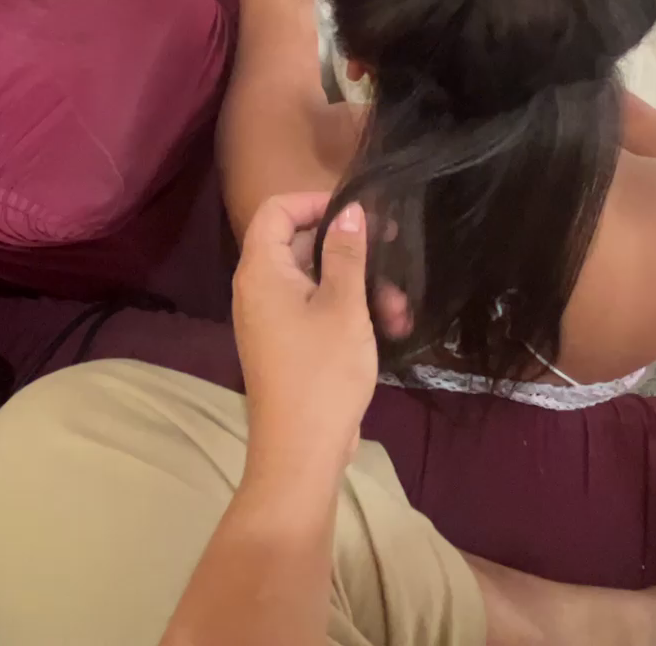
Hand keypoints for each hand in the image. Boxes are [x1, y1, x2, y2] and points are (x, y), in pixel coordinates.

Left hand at [232, 193, 376, 481]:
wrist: (301, 453)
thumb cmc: (322, 371)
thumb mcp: (343, 305)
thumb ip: (345, 252)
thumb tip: (349, 209)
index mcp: (261, 270)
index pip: (276, 210)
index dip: (314, 201)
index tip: (357, 212)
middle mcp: (257, 288)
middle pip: (298, 243)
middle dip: (348, 248)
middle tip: (391, 251)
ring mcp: (269, 316)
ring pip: (314, 279)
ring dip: (356, 284)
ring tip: (398, 306)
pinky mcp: (285, 341)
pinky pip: (313, 307)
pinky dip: (346, 308)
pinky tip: (387, 325)